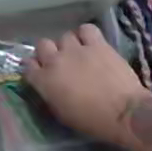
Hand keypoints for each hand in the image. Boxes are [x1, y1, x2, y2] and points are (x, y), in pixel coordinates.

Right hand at [23, 25, 151, 145]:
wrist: (123, 113)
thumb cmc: (90, 121)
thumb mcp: (61, 113)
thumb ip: (50, 94)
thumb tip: (49, 85)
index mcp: (43, 81)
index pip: (28, 65)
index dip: (35, 67)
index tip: (41, 72)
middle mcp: (55, 61)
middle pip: (42, 45)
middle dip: (49, 52)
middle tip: (61, 62)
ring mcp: (76, 49)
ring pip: (64, 36)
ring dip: (69, 45)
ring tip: (79, 54)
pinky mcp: (97, 44)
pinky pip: (86, 29)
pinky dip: (86, 35)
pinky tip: (91, 43)